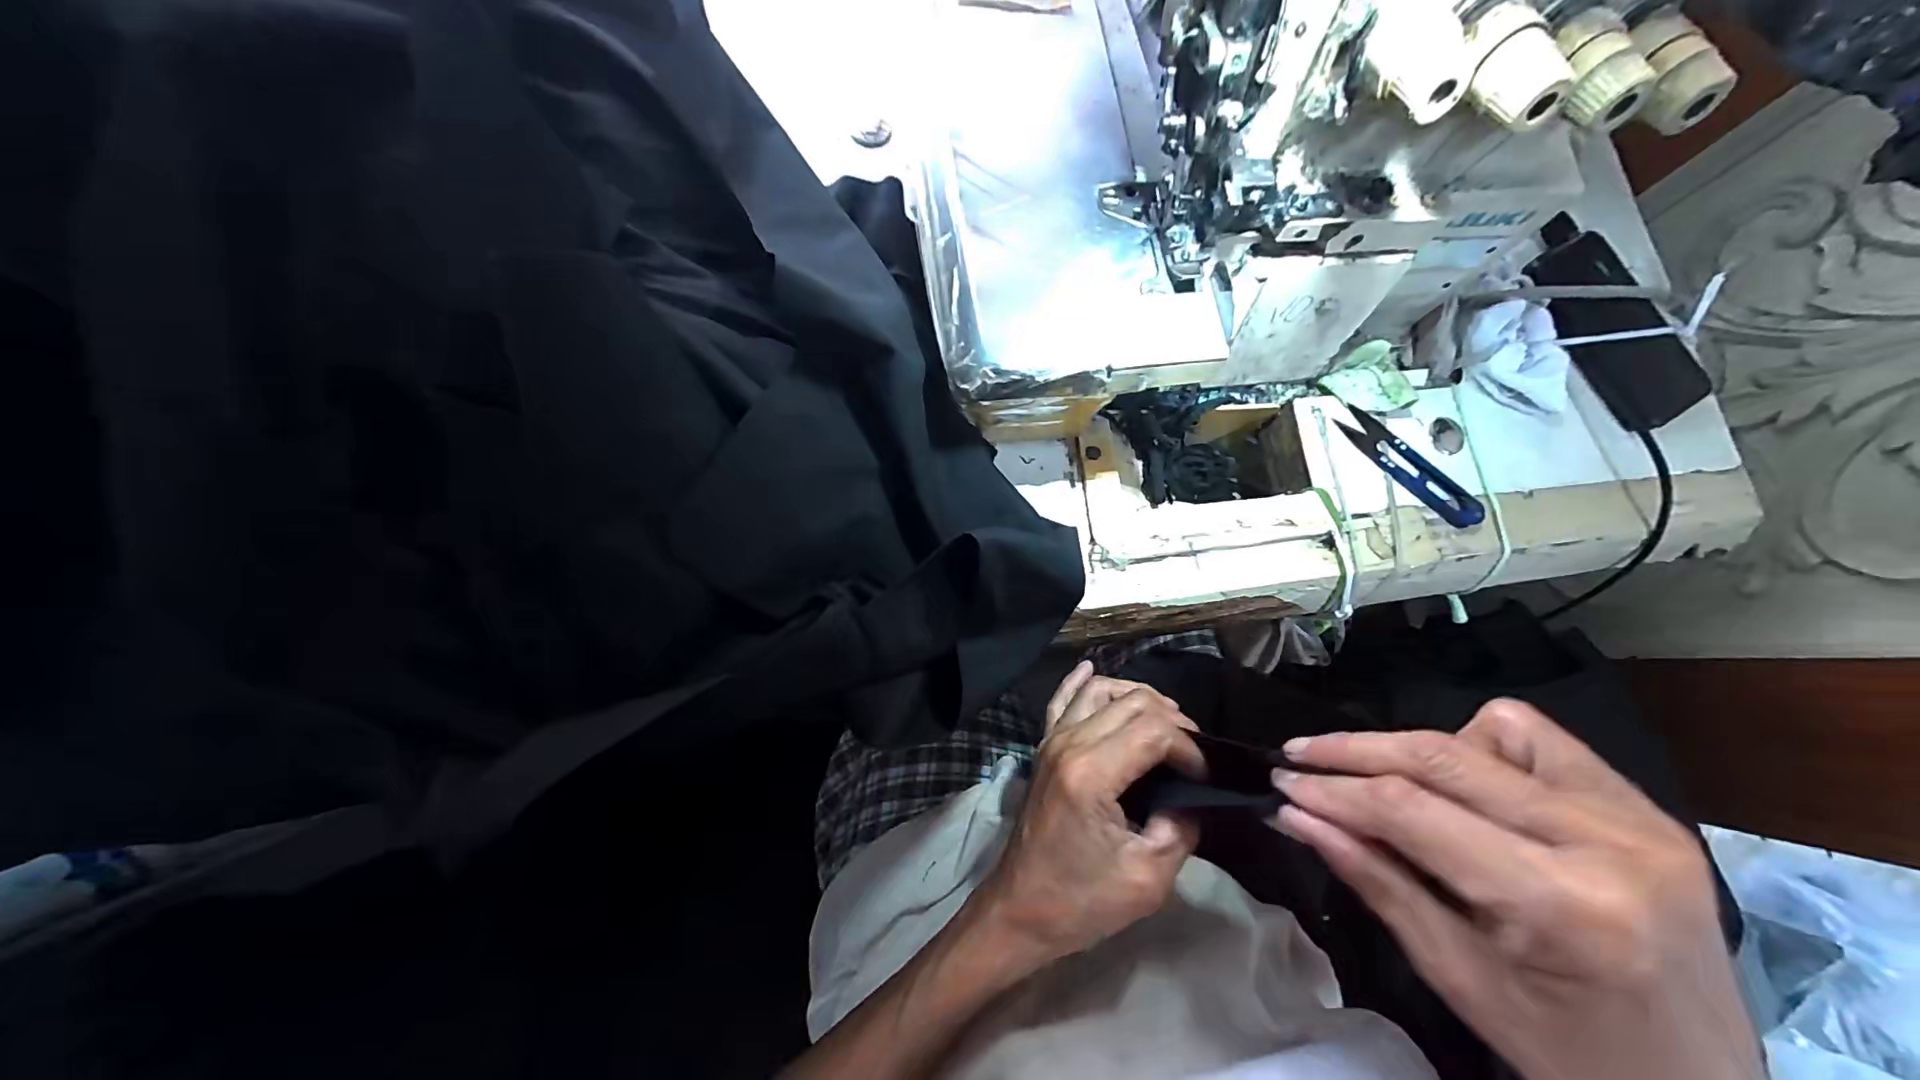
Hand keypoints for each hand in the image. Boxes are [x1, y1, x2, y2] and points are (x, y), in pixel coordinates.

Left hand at [977, 663, 1202, 963]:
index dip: (1191, 748)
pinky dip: (1080, 682)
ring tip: (1167, 725)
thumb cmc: (1081, 901)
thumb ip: (1180, 828)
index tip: (1206, 777)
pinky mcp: (1043, 748)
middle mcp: (1068, 742)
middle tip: (1194, 756)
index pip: (1155, 729)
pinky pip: (1061, 700)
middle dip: (1173, 721)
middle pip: (1132, 702)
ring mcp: (1051, 741)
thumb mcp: (1148, 879)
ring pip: (1100, 691)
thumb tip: (1192, 797)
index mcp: (1092, 772)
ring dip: (1138, 699)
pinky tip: (1093, 669)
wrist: (1020, 909)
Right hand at [1270, 698, 1761, 1079]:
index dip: (1333, 789)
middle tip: (1298, 758)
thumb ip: (1373, 879)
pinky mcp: (1647, 808)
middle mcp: (1608, 842)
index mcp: (1564, 904)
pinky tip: (1467, 787)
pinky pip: (1539, 738)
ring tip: (1393, 787)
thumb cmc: (1568, 1055)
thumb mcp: (1456, 976)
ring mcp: (1637, 818)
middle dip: (1354, 751)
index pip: (1411, 811)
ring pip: (1488, 730)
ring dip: (1422, 751)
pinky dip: (1483, 746)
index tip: (1281, 782)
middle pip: (1442, 757)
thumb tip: (1296, 816)